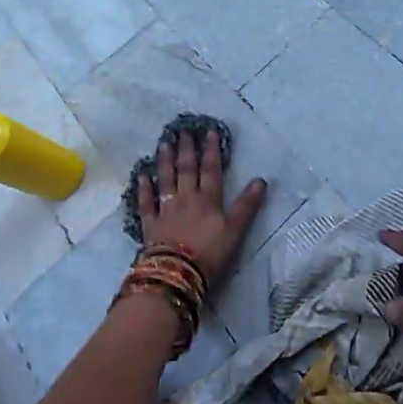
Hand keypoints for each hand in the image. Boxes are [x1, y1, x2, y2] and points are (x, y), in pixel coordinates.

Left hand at [136, 128, 266, 284]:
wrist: (177, 272)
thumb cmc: (210, 253)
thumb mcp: (236, 231)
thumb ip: (247, 206)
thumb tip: (261, 180)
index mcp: (208, 199)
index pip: (211, 169)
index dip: (211, 149)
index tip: (209, 130)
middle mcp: (186, 198)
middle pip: (186, 169)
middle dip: (186, 149)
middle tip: (183, 130)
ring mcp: (166, 209)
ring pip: (165, 179)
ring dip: (165, 160)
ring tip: (164, 143)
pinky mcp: (150, 224)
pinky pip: (146, 202)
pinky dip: (144, 188)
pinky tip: (141, 176)